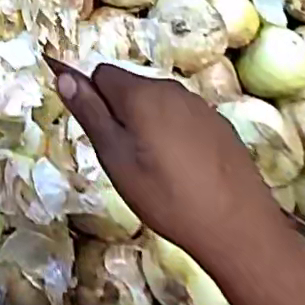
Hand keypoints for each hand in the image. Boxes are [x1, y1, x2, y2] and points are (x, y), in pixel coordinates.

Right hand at [48, 59, 279, 255]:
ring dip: (149, 122)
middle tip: (128, 158)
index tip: (105, 137)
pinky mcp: (220, 124)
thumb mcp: (116, 159)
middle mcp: (169, 87)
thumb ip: (89, 113)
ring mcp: (199, 105)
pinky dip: (177, 133)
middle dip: (122, 112)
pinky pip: (183, 117)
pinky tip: (187, 170)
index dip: (95, 101)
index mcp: (140, 93)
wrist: (241, 231)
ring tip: (158, 169)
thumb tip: (64, 75)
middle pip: (130, 87)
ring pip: (157, 102)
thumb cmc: (167, 197)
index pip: (101, 74)